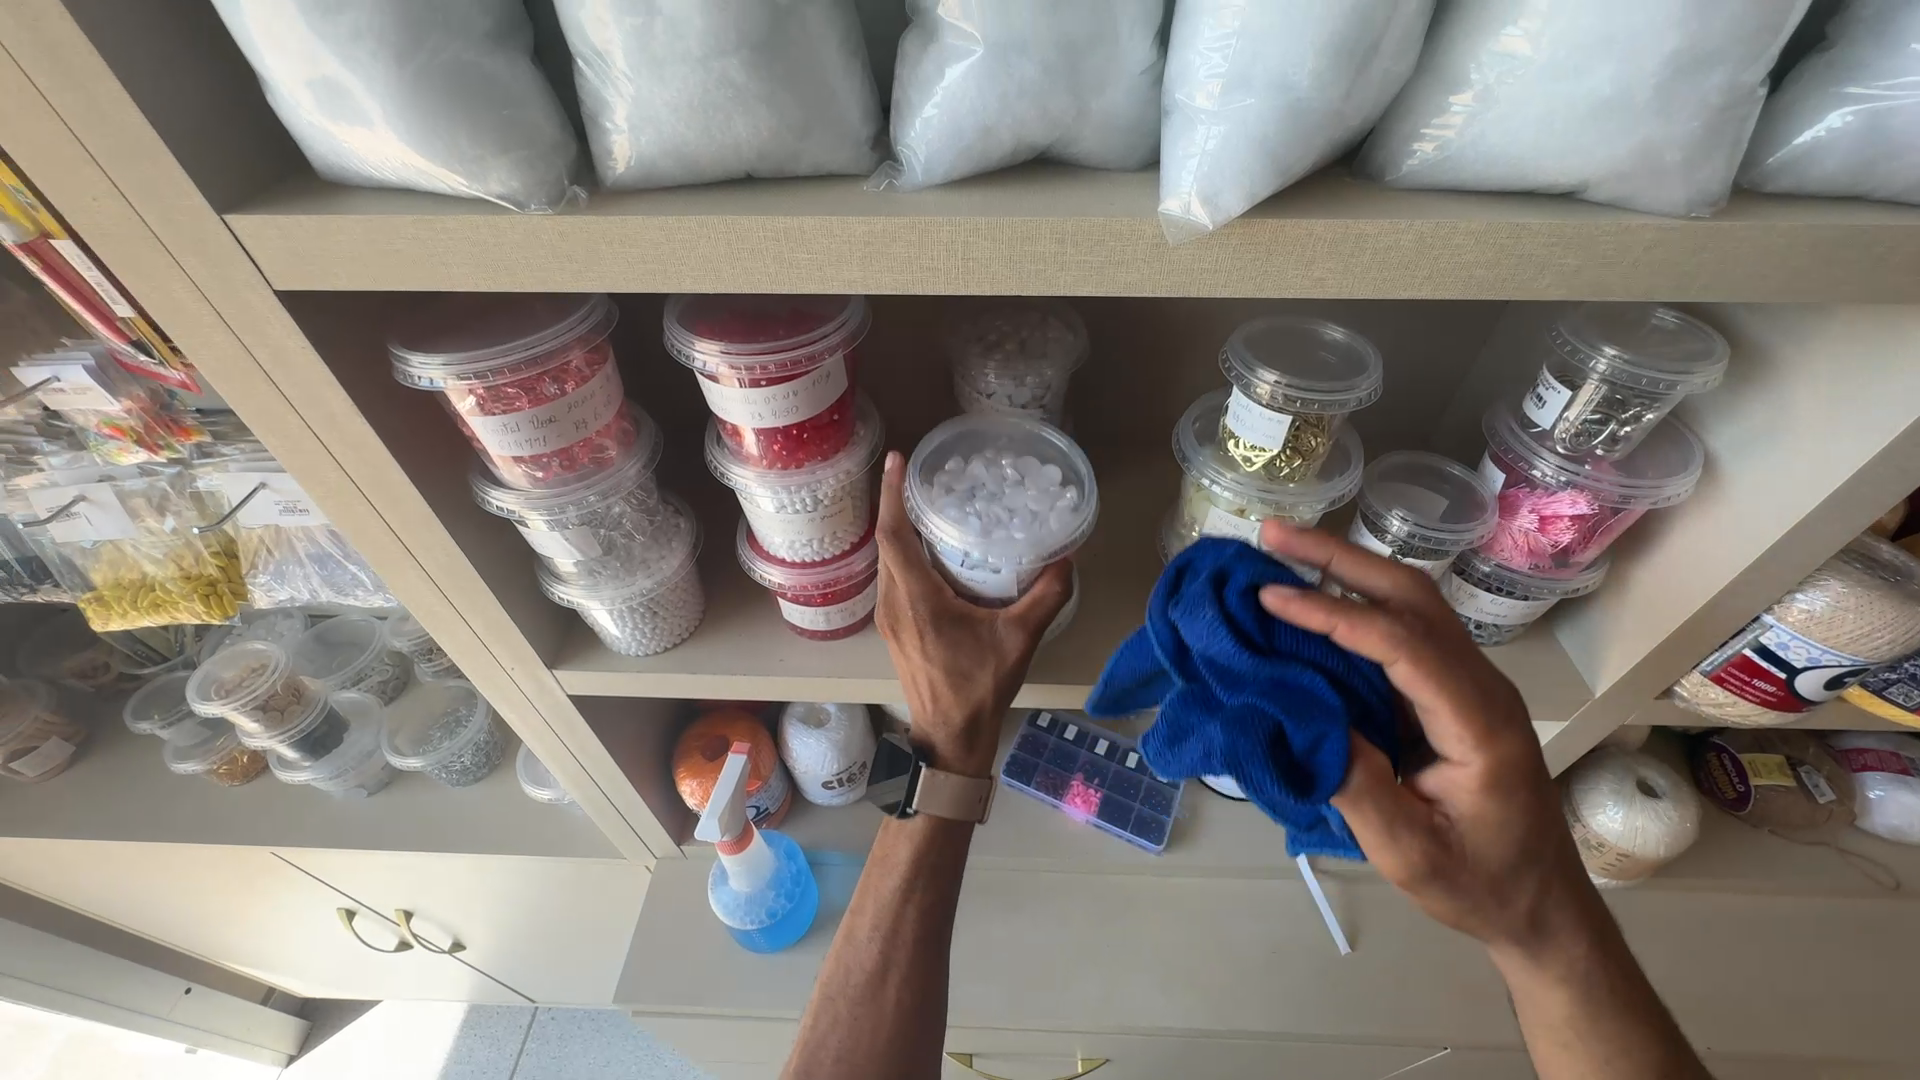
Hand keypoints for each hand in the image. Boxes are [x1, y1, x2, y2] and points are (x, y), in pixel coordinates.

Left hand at [874, 451, 1072, 776]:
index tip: (895, 459)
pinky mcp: (895, 629)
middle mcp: (894, 603)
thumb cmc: (979, 688)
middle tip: (920, 476)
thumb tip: (1066, 557)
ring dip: (899, 531)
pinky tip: (931, 553)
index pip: (893, 535)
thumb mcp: (1018, 640)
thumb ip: (1045, 597)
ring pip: (887, 562)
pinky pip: (893, 579)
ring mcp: (889, 618)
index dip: (890, 494)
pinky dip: (904, 556)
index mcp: (917, 600)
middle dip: (896, 505)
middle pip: (886, 543)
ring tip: (925, 506)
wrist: (950, 737)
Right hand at [1256, 521, 1603, 959]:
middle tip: (1271, 534)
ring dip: (1344, 567)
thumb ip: (1359, 785)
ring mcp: (1465, 680)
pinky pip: (1398, 625)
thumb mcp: (1409, 852)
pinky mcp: (1445, 686)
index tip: (1269, 598)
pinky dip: (1350, 597)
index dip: (1333, 614)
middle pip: (1411, 596)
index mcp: (1477, 722)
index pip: (1402, 644)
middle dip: (1338, 557)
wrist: (1540, 904)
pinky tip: (1310, 591)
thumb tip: (1302, 715)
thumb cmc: (1479, 882)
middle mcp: (1478, 683)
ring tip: (1280, 547)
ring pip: (1408, 600)